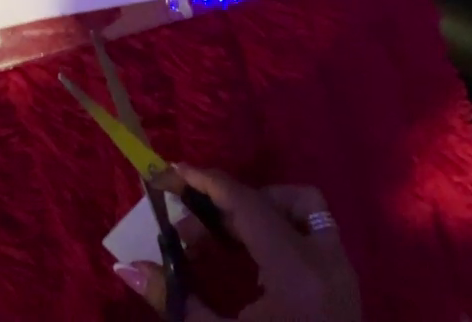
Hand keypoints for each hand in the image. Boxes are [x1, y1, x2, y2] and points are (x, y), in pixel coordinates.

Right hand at [115, 168, 359, 320]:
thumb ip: (175, 300)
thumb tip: (125, 266)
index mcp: (295, 271)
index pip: (246, 204)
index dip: (206, 182)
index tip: (171, 171)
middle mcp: (325, 260)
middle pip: (272, 200)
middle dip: (225, 203)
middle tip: (188, 226)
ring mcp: (342, 271)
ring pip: (302, 207)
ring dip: (260, 209)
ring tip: (223, 236)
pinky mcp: (345, 285)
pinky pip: (314, 231)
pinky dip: (280, 228)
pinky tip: (250, 257)